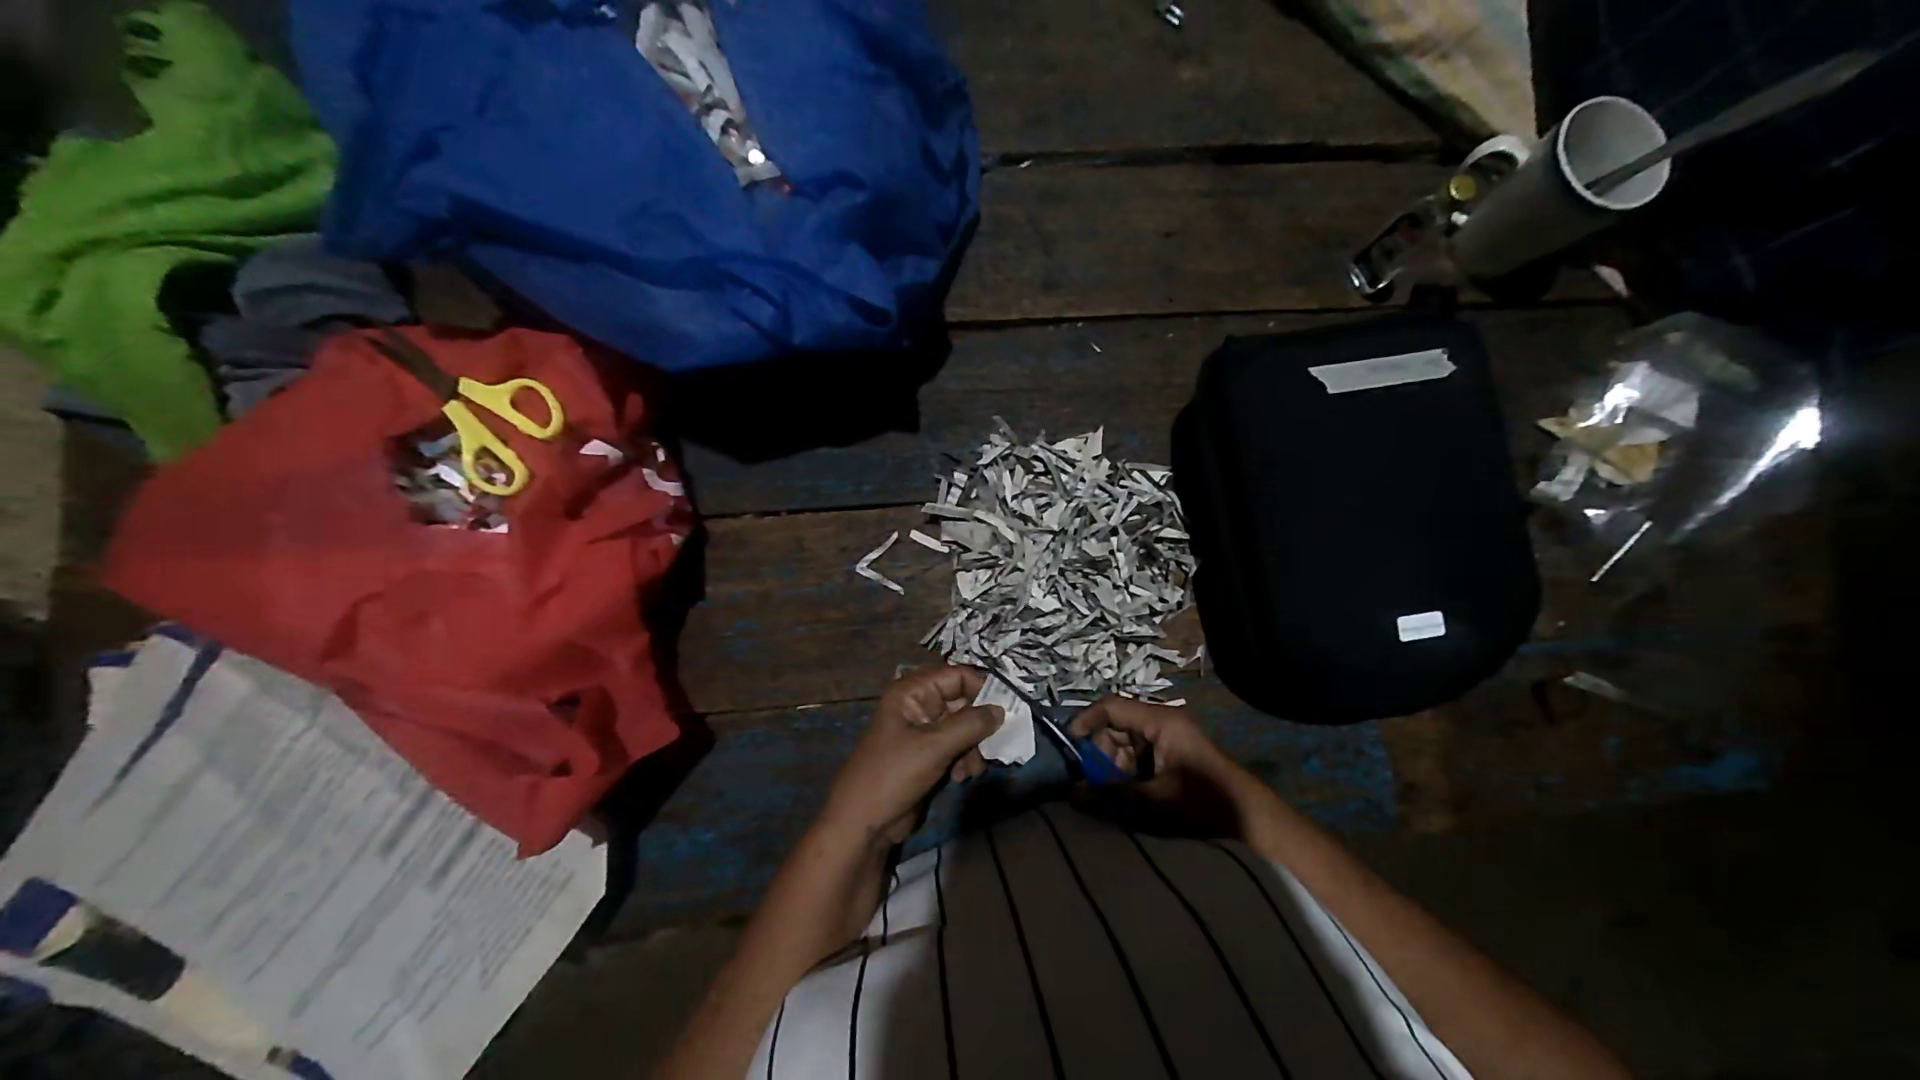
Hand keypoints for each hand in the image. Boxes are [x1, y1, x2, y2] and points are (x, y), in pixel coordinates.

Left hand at [818, 666, 1003, 849]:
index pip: (956, 676)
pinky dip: (965, 759)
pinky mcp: (927, 755)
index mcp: (912, 692)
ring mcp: (922, 732)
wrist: (865, 822)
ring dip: (974, 747)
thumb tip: (1001, 710)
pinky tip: (962, 777)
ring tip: (972, 768)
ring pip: (963, 727)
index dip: (982, 688)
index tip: (1006, 709)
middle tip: (994, 744)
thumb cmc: (894, 774)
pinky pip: (956, 747)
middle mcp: (918, 706)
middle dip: (980, 725)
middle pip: (962, 702)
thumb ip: (971, 724)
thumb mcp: (935, 746)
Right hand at [1068, 696, 1256, 840]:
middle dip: (1104, 752)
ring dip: (1118, 765)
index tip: (1069, 744)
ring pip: (1127, 741)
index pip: (1112, 706)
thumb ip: (1111, 797)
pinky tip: (1137, 793)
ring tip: (1126, 792)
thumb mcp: (1155, 803)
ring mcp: (1171, 736)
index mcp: (1162, 721)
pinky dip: (1131, 771)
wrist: (1252, 821)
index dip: (1086, 720)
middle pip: (1117, 724)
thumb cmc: (1204, 805)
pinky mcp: (1174, 753)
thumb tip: (1071, 794)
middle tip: (1105, 782)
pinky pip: (1140, 753)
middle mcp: (1164, 721)